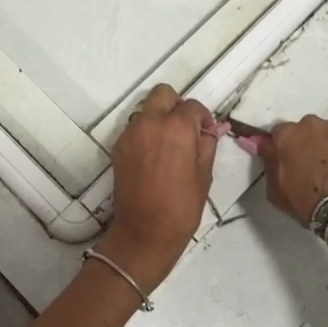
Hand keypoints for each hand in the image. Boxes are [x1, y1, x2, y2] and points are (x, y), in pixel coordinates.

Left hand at [101, 85, 217, 291]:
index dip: (203, 118)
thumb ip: (207, 145)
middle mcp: (150, 123)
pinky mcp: (118, 147)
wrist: (144, 232)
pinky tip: (153, 156)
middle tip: (185, 128)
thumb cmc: (181, 207)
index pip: (192, 106)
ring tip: (168, 143)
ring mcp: (130, 133)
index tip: (206, 132)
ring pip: (145, 110)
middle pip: (163, 94)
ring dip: (158, 118)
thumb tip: (209, 131)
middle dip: (176, 105)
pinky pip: (134, 128)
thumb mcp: (204, 175)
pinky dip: (145, 133)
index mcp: (177, 128)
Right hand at [258, 115, 327, 225]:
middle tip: (318, 170)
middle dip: (311, 145)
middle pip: (308, 130)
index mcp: (288, 135)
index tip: (291, 164)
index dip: (285, 149)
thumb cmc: (310, 203)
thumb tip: (252, 142)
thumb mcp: (277, 191)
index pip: (279, 134)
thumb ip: (267, 162)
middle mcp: (313, 124)